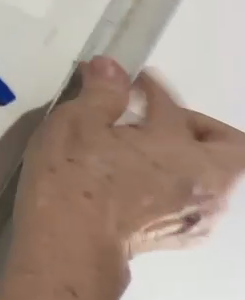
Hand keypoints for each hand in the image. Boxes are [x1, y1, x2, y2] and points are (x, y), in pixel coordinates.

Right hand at [16, 56, 244, 258]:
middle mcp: (207, 180)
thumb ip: (101, 94)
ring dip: (189, 157)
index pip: (170, 106)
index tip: (130, 78)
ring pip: (215, 175)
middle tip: (157, 118)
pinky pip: (198, 200)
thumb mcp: (75, 122)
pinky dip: (179, 184)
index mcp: (178, 148)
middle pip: (231, 146)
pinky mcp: (191, 232)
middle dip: (200, 126)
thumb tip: (112, 66)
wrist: (72, 234)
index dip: (149, 86)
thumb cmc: (70, 171)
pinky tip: (141, 183)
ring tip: (142, 152)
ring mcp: (204, 211)